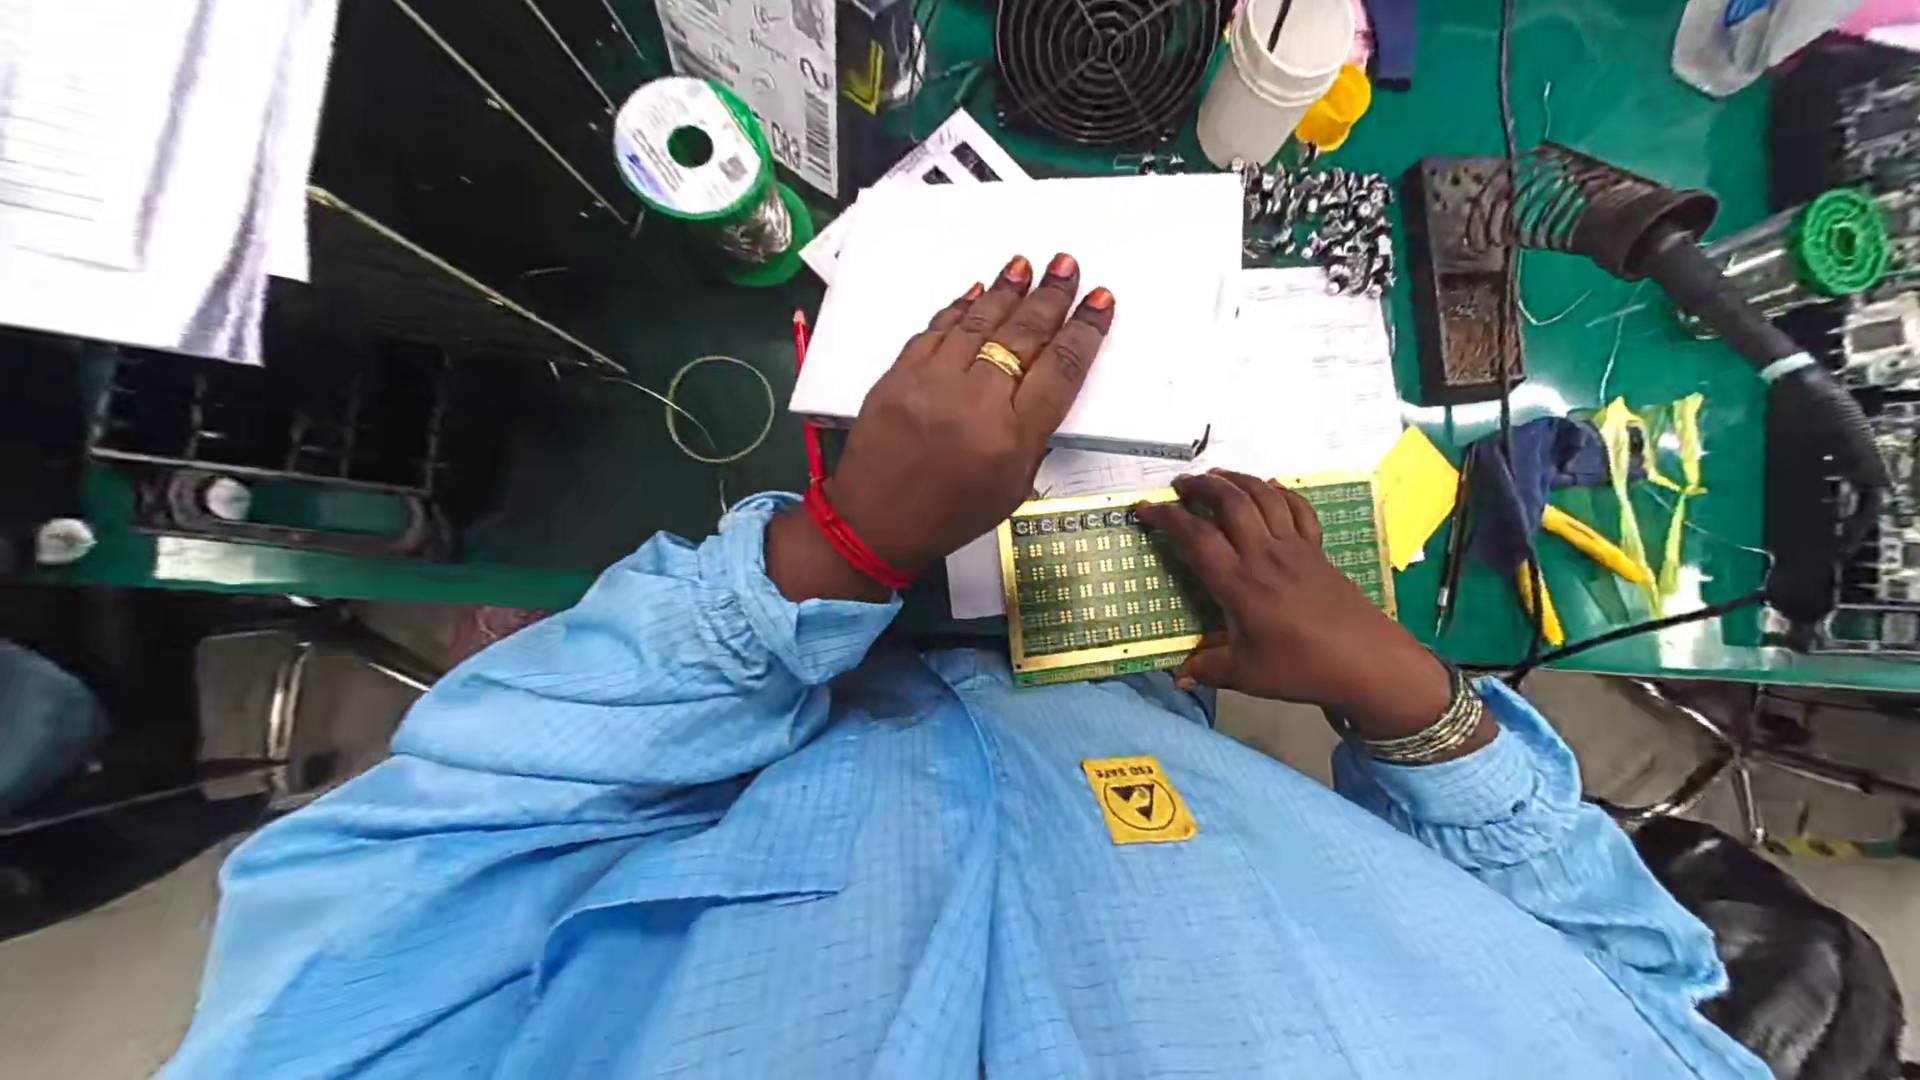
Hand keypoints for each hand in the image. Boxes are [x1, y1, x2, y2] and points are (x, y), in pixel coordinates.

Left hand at [767, 253, 1115, 601]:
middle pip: (1022, 336)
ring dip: (1007, 291)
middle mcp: (974, 404)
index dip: (1084, 331)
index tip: (1098, 303)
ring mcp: (931, 385)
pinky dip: (958, 308)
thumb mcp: (1011, 490)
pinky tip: (977, 292)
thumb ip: (1034, 437)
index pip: (1060, 370)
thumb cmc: (947, 515)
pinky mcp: (898, 377)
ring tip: (1026, 266)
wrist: (875, 523)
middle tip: (1066, 266)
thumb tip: (1044, 385)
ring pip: (978, 323)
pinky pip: (935, 330)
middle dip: (1051, 297)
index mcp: (1011, 440)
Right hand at [1136, 470, 1455, 737]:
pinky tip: (1267, 488)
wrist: (1370, 664)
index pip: (1195, 537)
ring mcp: (1294, 548)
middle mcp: (1263, 555)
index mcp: (1238, 583)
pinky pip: (1298, 509)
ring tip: (1214, 477)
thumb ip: (1206, 668)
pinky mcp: (1317, 550)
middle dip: (1200, 486)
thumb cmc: (1301, 668)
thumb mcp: (1245, 674)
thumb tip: (1176, 676)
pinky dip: (1280, 492)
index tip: (1144, 510)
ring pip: (1263, 496)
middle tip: (1179, 485)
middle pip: (1230, 502)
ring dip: (1236, 480)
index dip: (1166, 517)